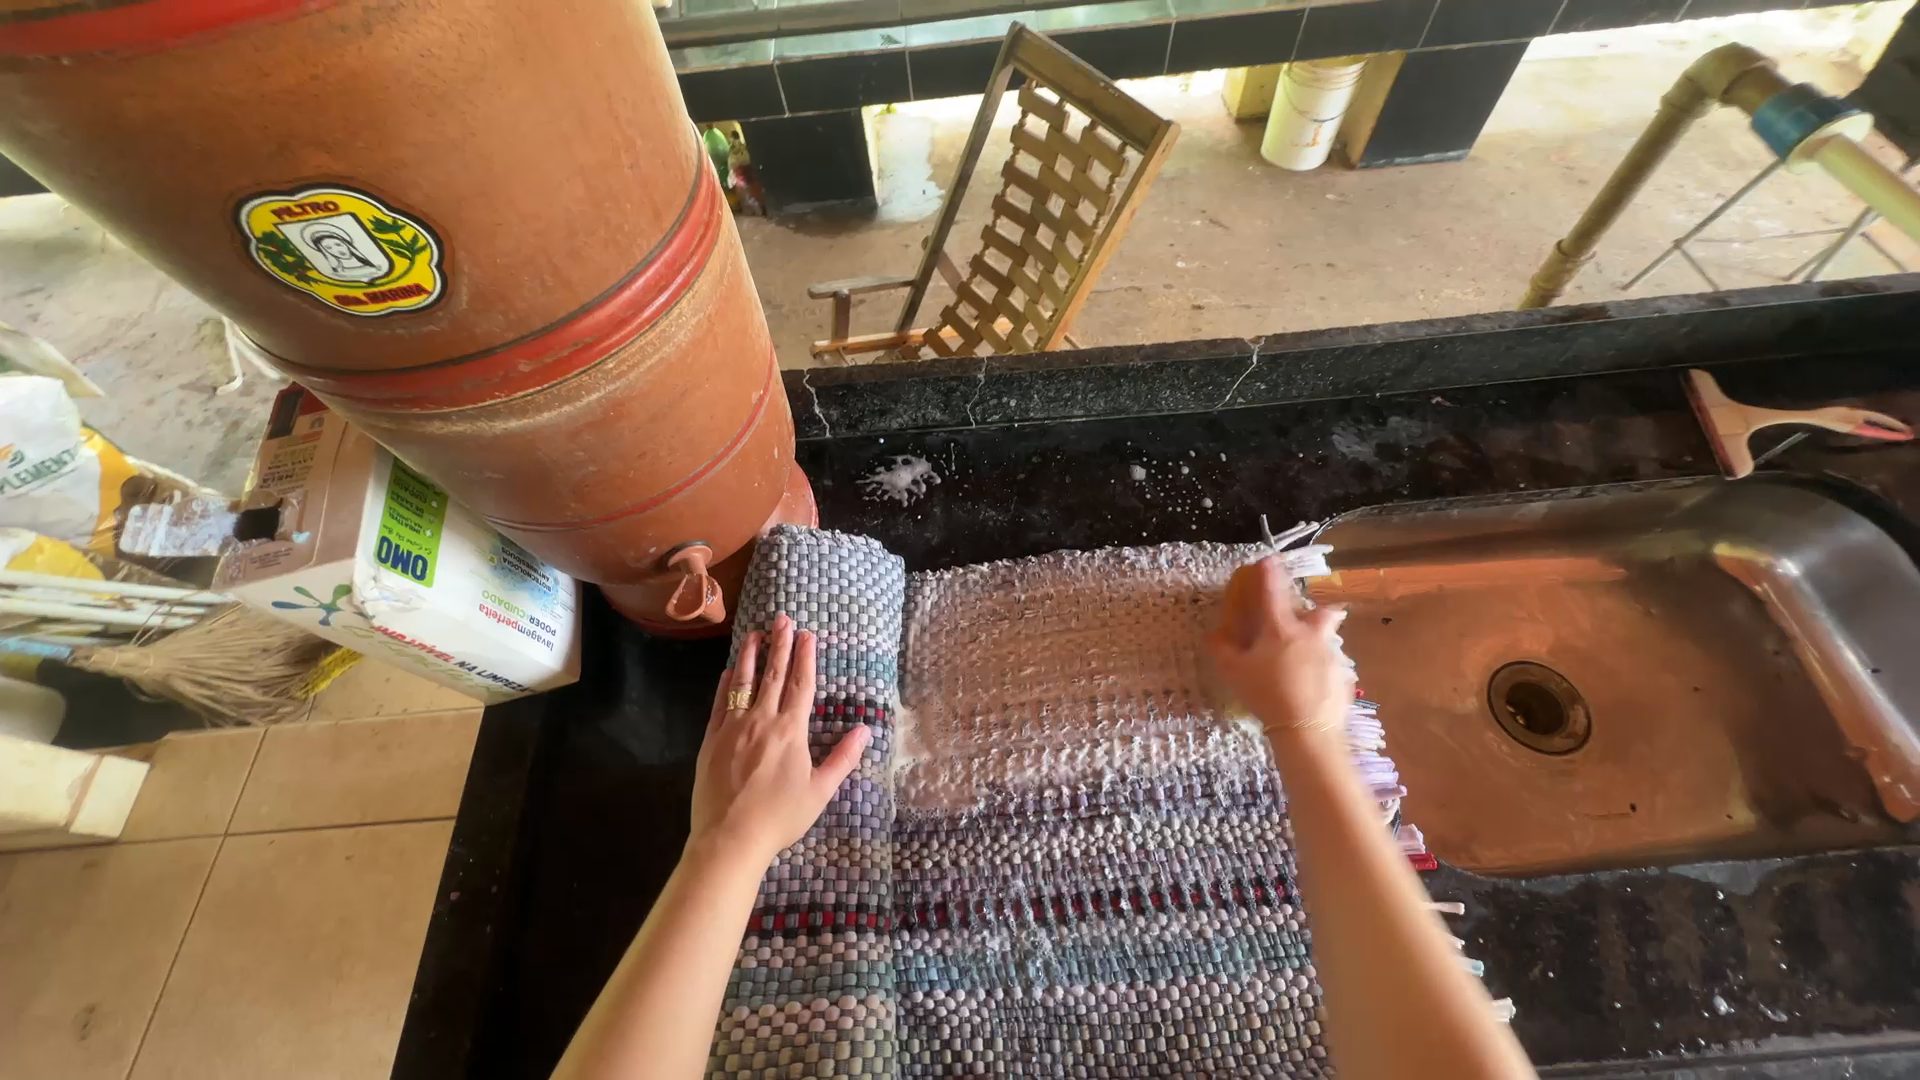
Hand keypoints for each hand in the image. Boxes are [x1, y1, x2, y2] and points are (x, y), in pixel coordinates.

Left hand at [690, 613, 870, 865]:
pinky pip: (720, 704)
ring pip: (744, 683)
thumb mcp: (820, 791)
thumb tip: (865, 729)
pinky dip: (726, 685)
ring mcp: (733, 728)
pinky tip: (729, 671)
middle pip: (774, 676)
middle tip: (783, 619)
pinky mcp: (711, 740)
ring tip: (755, 634)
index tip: (807, 634)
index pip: (801, 685)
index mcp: (791, 731)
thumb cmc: (780, 817)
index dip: (805, 657)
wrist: (729, 839)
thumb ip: (843, 758)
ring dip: (751, 656)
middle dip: (780, 645)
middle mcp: (762, 720)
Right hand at [1207, 556, 1354, 740]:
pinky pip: (1333, 670)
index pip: (1273, 592)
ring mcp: (1332, 657)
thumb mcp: (1233, 672)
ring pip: (1328, 642)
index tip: (1269, 559)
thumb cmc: (1265, 693)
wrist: (1307, 730)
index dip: (1270, 573)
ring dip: (1317, 647)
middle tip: (1306, 622)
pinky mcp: (1345, 680)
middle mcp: (1311, 636)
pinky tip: (1310, 691)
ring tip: (1302, 667)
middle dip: (1319, 611)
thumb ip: (1221, 649)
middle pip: (1324, 613)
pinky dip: (1322, 675)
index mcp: (1281, 629)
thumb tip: (1212, 634)